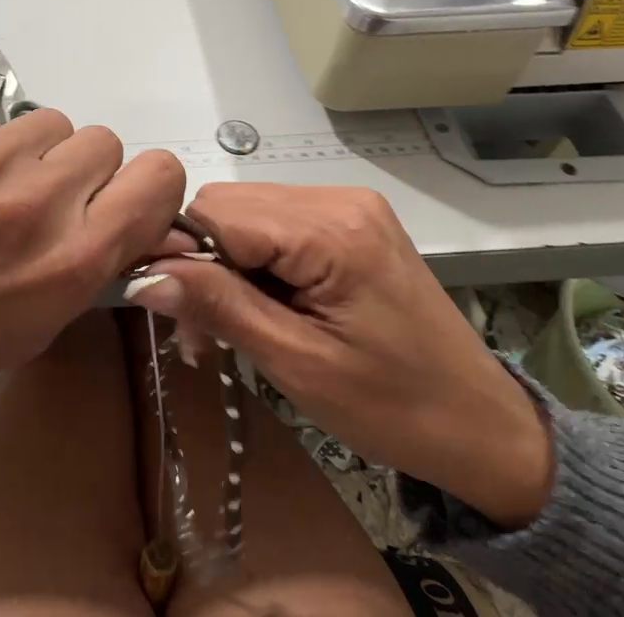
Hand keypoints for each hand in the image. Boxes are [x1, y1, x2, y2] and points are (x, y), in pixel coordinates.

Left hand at [0, 110, 184, 418]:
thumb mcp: (36, 328)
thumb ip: (96, 268)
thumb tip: (139, 223)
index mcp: (69, 260)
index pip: (158, 177)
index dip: (148, 187)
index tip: (122, 202)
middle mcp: (34, 198)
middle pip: (105, 141)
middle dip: (84, 174)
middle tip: (44, 204)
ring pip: (50, 123)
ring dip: (35, 155)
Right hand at [127, 184, 553, 527]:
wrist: (478, 424)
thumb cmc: (392, 406)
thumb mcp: (297, 363)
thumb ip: (221, 306)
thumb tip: (144, 274)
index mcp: (332, 230)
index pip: (217, 211)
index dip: (180, 254)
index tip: (173, 313)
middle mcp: (339, 199)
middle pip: (229, 206)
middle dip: (202, 263)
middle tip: (202, 334)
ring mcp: (350, 206)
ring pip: (247, 214)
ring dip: (225, 266)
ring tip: (230, 329)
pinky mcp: (353, 223)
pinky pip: (277, 226)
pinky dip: (255, 264)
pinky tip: (262, 308)